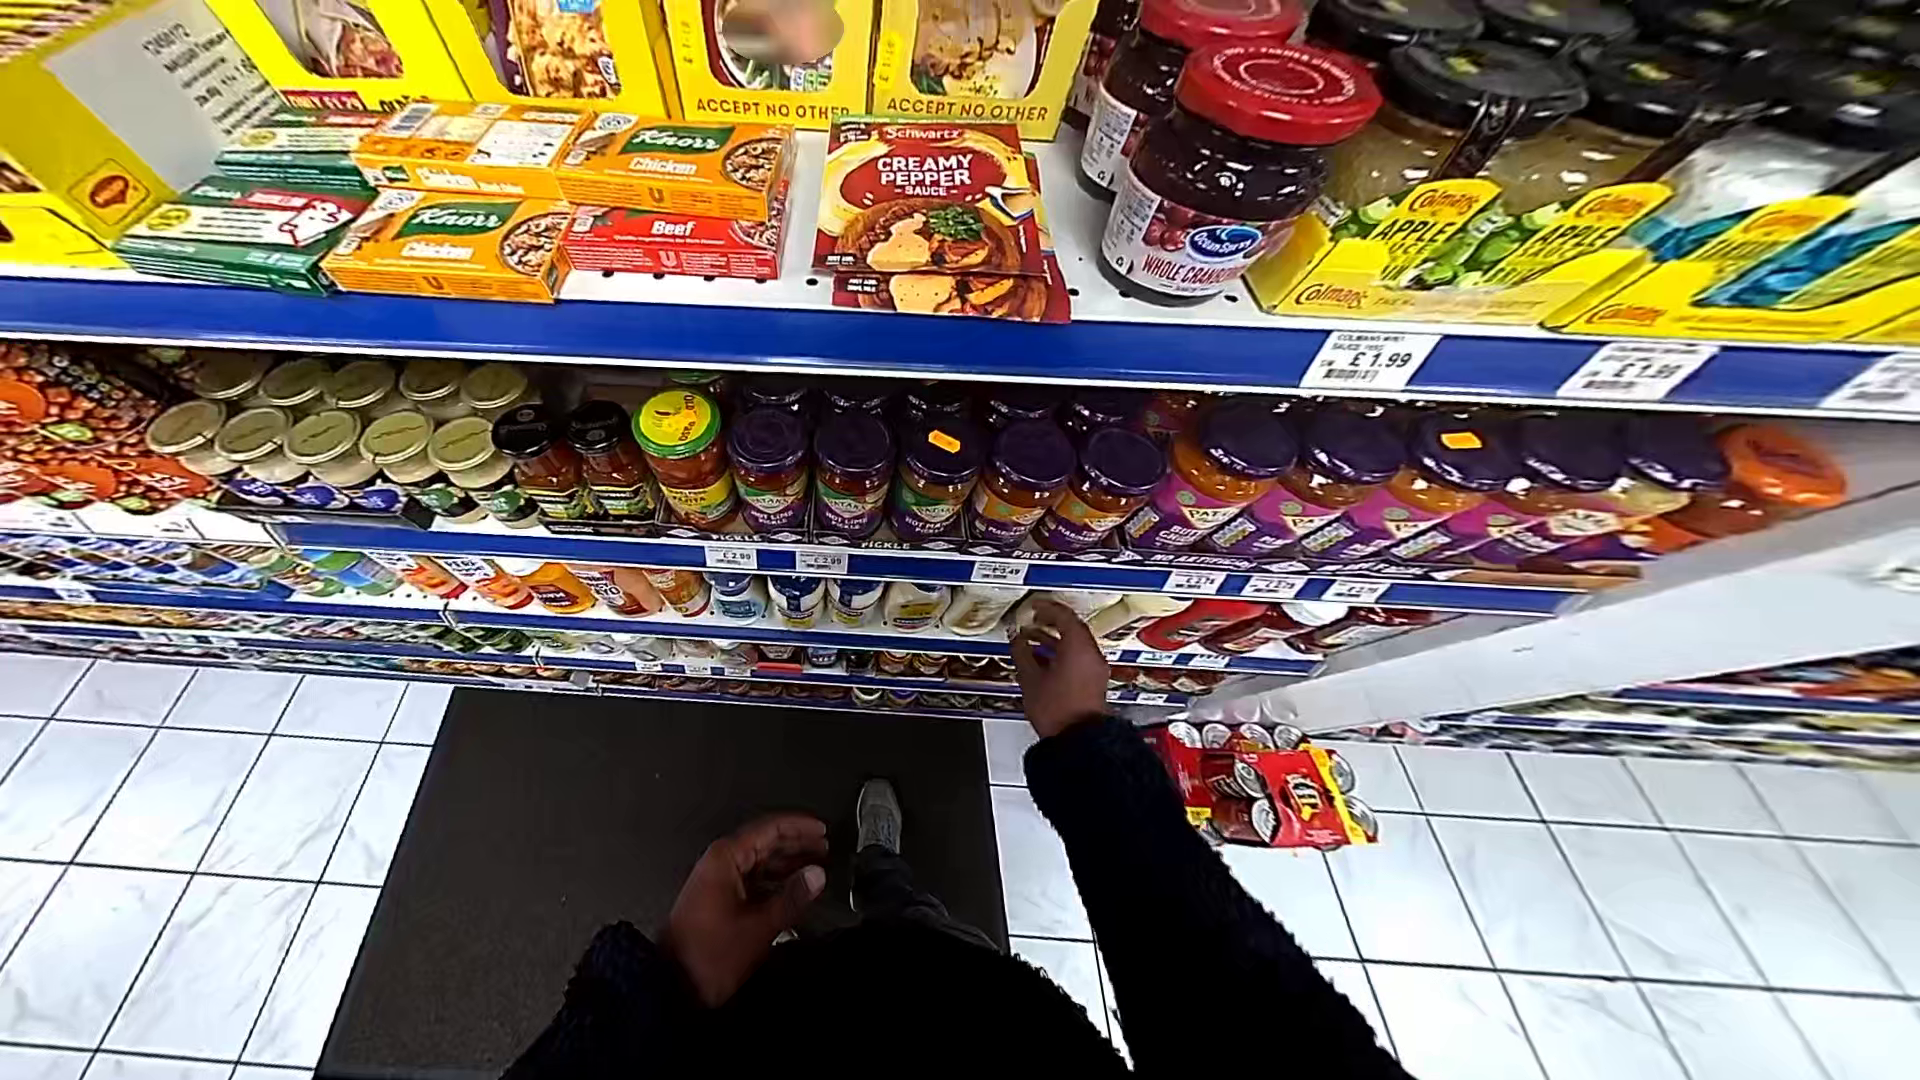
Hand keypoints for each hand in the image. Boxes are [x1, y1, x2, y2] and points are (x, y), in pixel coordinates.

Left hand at [664, 813, 826, 1006]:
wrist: (668, 991)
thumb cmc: (707, 956)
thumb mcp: (757, 927)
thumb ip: (792, 897)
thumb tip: (818, 874)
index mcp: (726, 857)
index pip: (771, 827)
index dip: (800, 827)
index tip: (823, 830)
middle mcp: (721, 862)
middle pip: (766, 842)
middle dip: (797, 844)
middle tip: (824, 848)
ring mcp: (719, 880)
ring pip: (761, 862)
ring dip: (788, 864)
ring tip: (814, 869)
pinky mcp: (719, 899)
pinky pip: (754, 880)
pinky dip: (775, 881)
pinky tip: (793, 892)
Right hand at [1010, 597, 1109, 737]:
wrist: (1078, 741)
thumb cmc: (1059, 711)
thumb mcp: (1030, 678)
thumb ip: (1022, 653)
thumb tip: (1017, 641)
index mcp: (1078, 647)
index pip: (1064, 616)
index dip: (1047, 608)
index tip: (1035, 606)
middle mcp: (1091, 655)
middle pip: (1072, 628)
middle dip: (1051, 622)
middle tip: (1034, 619)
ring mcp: (1094, 670)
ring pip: (1075, 644)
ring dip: (1055, 639)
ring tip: (1034, 639)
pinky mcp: (1093, 683)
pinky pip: (1078, 658)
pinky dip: (1062, 653)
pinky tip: (1044, 660)